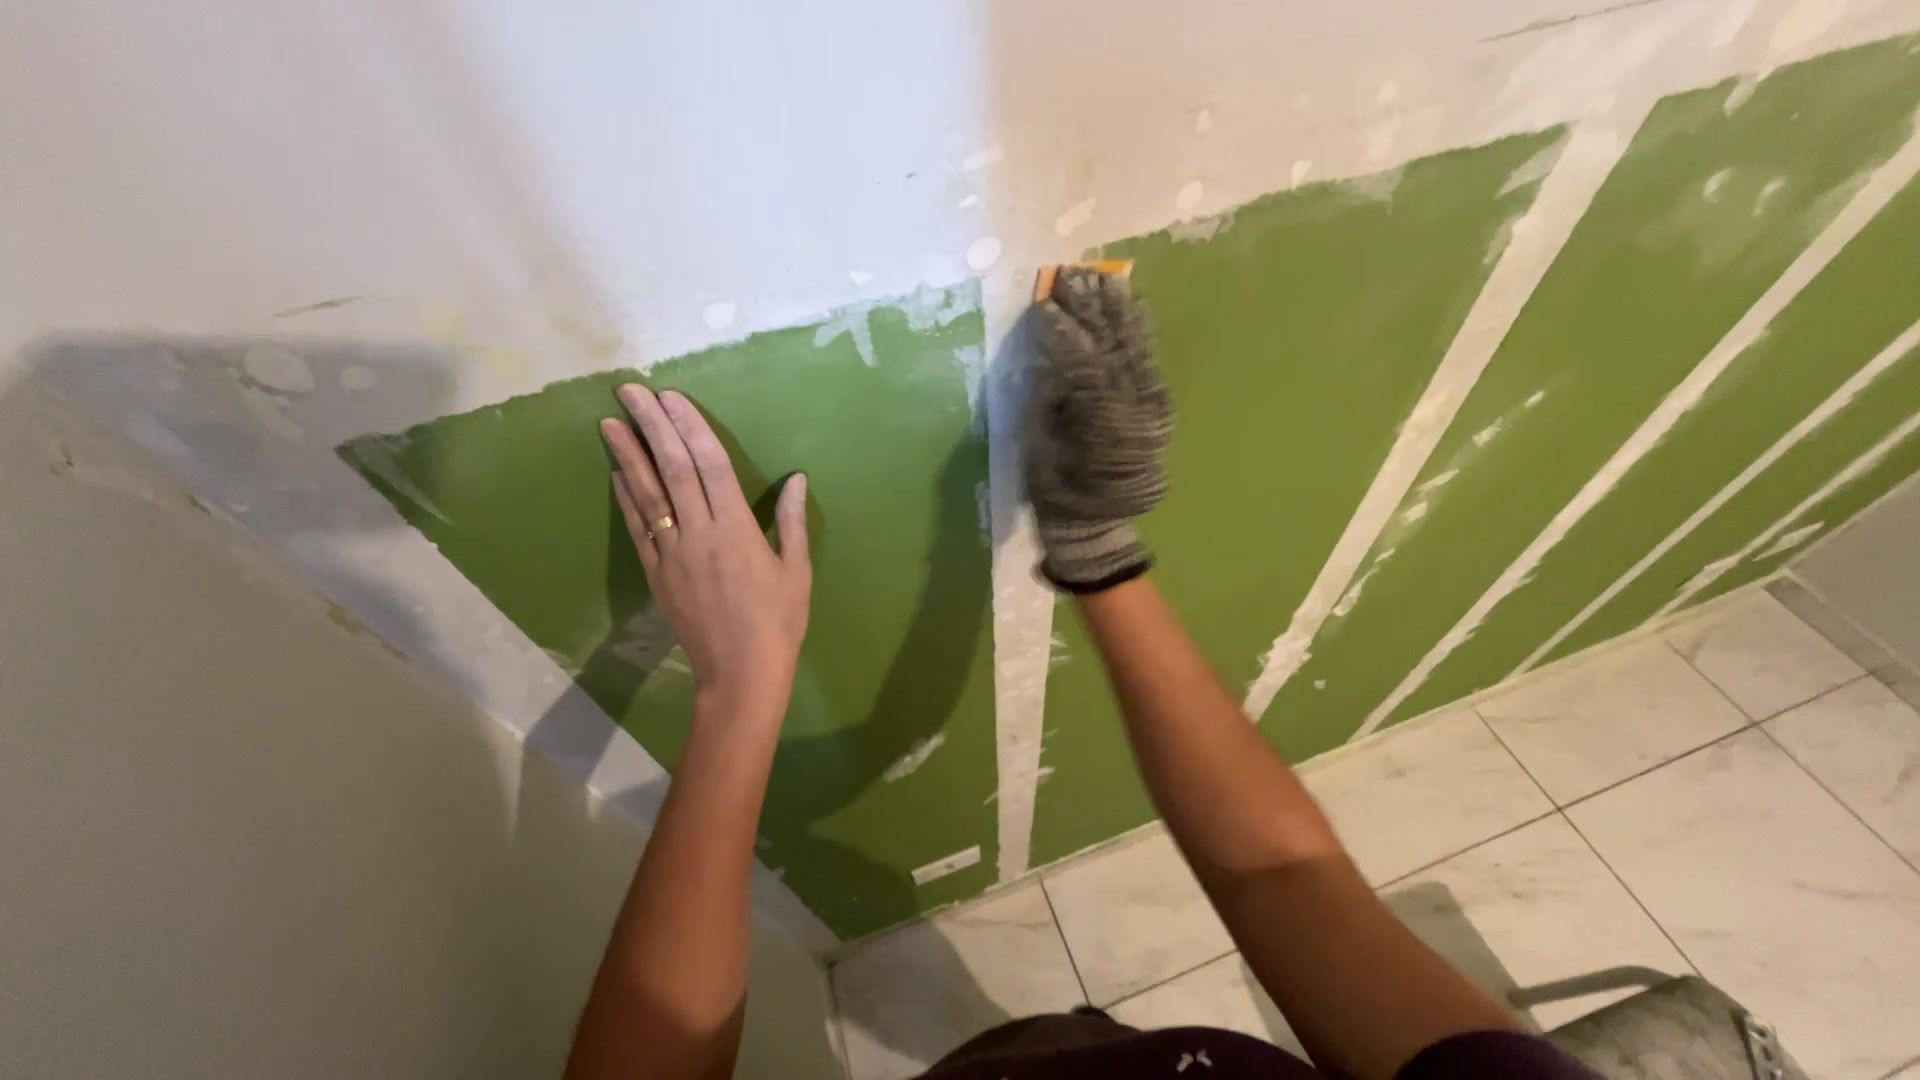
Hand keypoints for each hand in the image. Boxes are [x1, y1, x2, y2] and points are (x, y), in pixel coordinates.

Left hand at [600, 384, 811, 713]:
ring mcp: (672, 553)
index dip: (690, 427)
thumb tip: (797, 479)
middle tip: (629, 391)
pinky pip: (638, 529)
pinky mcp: (657, 573)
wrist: (740, 671)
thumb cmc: (779, 620)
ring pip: (647, 495)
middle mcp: (699, 532)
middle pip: (672, 469)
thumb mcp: (797, 570)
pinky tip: (616, 475)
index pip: (709, 464)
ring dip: (627, 455)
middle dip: (650, 426)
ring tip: (608, 422)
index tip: (672, 398)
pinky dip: (626, 499)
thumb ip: (794, 521)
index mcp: (737, 528)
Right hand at [1025, 267, 1172, 591]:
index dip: (1063, 333)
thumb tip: (1055, 359)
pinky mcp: (1159, 406)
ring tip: (1103, 279)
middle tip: (1071, 276)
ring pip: (1136, 350)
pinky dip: (1140, 331)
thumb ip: (1051, 401)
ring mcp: (1152, 408)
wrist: (1095, 523)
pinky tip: (1132, 305)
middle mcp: (1134, 412)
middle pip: (1112, 349)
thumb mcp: (1040, 447)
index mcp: (1100, 426)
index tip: (1044, 304)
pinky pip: (1151, 361)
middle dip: (1090, 310)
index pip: (1083, 366)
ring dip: (1118, 312)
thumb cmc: (1056, 489)